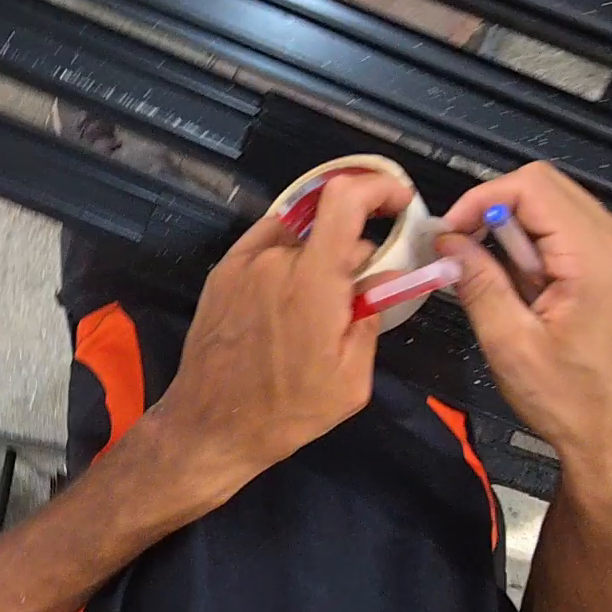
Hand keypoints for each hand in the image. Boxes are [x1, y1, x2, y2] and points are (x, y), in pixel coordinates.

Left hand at [151, 173, 414, 488]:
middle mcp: (273, 260)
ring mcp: (242, 264)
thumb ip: (372, 316)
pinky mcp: (221, 274)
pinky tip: (287, 296)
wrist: (213, 423)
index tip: (398, 202)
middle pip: (327, 229)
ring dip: (315, 261)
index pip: (346, 199)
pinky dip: (284, 258)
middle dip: (352, 253)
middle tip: (357, 296)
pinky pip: (264, 248)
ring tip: (314, 309)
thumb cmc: (287, 409)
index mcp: (312, 280)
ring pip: (296, 242)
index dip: (378, 187)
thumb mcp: (351, 379)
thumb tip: (386, 275)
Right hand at [437, 162, 611, 524]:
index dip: (480, 199)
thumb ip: (478, 282)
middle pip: (545, 186)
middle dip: (491, 208)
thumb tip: (447, 240)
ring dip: (509, 227)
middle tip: (457, 249)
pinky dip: (530, 244)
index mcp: (596, 256)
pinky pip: (567, 233)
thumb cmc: (568, 401)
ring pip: (555, 206)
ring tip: (480, 270)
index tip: (448, 234)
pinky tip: (513, 283)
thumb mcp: (509, 343)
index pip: (532, 186)